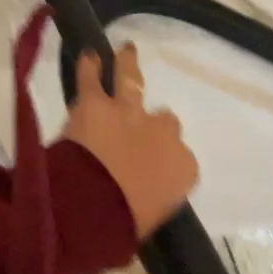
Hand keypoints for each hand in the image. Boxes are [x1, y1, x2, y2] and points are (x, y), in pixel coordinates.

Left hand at [62, 45, 199, 237]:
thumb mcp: (152, 216)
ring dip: (128, 65)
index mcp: (184, 169)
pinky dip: (90, 66)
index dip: (163, 158)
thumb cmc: (124, 222)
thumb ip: (152, 195)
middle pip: (165, 120)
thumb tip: (137, 193)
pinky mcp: (96, 101)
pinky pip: (92, 77)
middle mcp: (163, 134)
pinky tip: (89, 55)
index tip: (151, 165)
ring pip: (132, 80)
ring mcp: (129, 112)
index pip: (181, 157)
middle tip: (141, 121)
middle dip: (153, 121)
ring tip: (126, 50)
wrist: (93, 204)